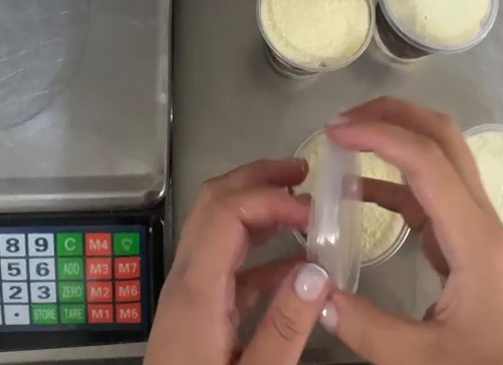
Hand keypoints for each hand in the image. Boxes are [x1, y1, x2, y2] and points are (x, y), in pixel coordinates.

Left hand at [145, 158, 335, 364]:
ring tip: (303, 207)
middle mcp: (186, 280)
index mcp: (196, 291)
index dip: (271, 197)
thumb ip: (284, 330)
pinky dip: (260, 253)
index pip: (227, 211)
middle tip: (303, 173)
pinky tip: (295, 267)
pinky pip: (227, 266)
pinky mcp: (196, 317)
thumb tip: (317, 269)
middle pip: (215, 203)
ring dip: (258, 209)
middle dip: (257, 179)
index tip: (314, 210)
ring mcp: (188, 296)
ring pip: (218, 229)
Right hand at [321, 98, 502, 364]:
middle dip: (392, 115)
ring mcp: (479, 228)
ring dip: (397, 138)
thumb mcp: (429, 363)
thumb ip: (369, 330)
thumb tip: (317, 295)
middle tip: (343, 121)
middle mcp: (481, 220)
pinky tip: (361, 192)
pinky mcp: (473, 243)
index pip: (427, 161)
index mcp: (475, 240)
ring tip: (348, 142)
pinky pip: (433, 194)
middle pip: (443, 137)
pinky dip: (396, 181)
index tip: (335, 132)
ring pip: (442, 157)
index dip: (379, 135)